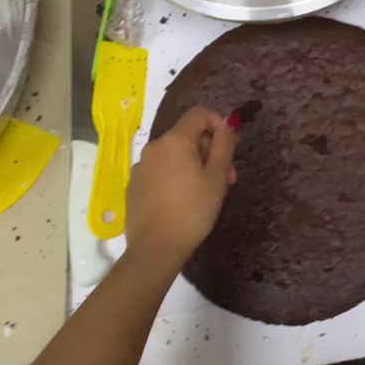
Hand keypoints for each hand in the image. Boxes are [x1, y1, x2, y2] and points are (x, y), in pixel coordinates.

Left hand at [125, 107, 238, 274]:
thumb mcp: (217, 177)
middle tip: (226, 179)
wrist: (154, 249)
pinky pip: (160, 171)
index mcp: (175, 140)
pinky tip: (182, 202)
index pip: (199, 114)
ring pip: (174, 155)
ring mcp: (141, 167)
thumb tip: (227, 124)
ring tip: (207, 193)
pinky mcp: (134, 185)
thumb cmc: (192, 211)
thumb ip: (224, 145)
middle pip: (187, 136)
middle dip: (210, 152)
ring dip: (194, 166)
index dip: (218, 123)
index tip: (229, 145)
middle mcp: (154, 147)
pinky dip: (175, 177)